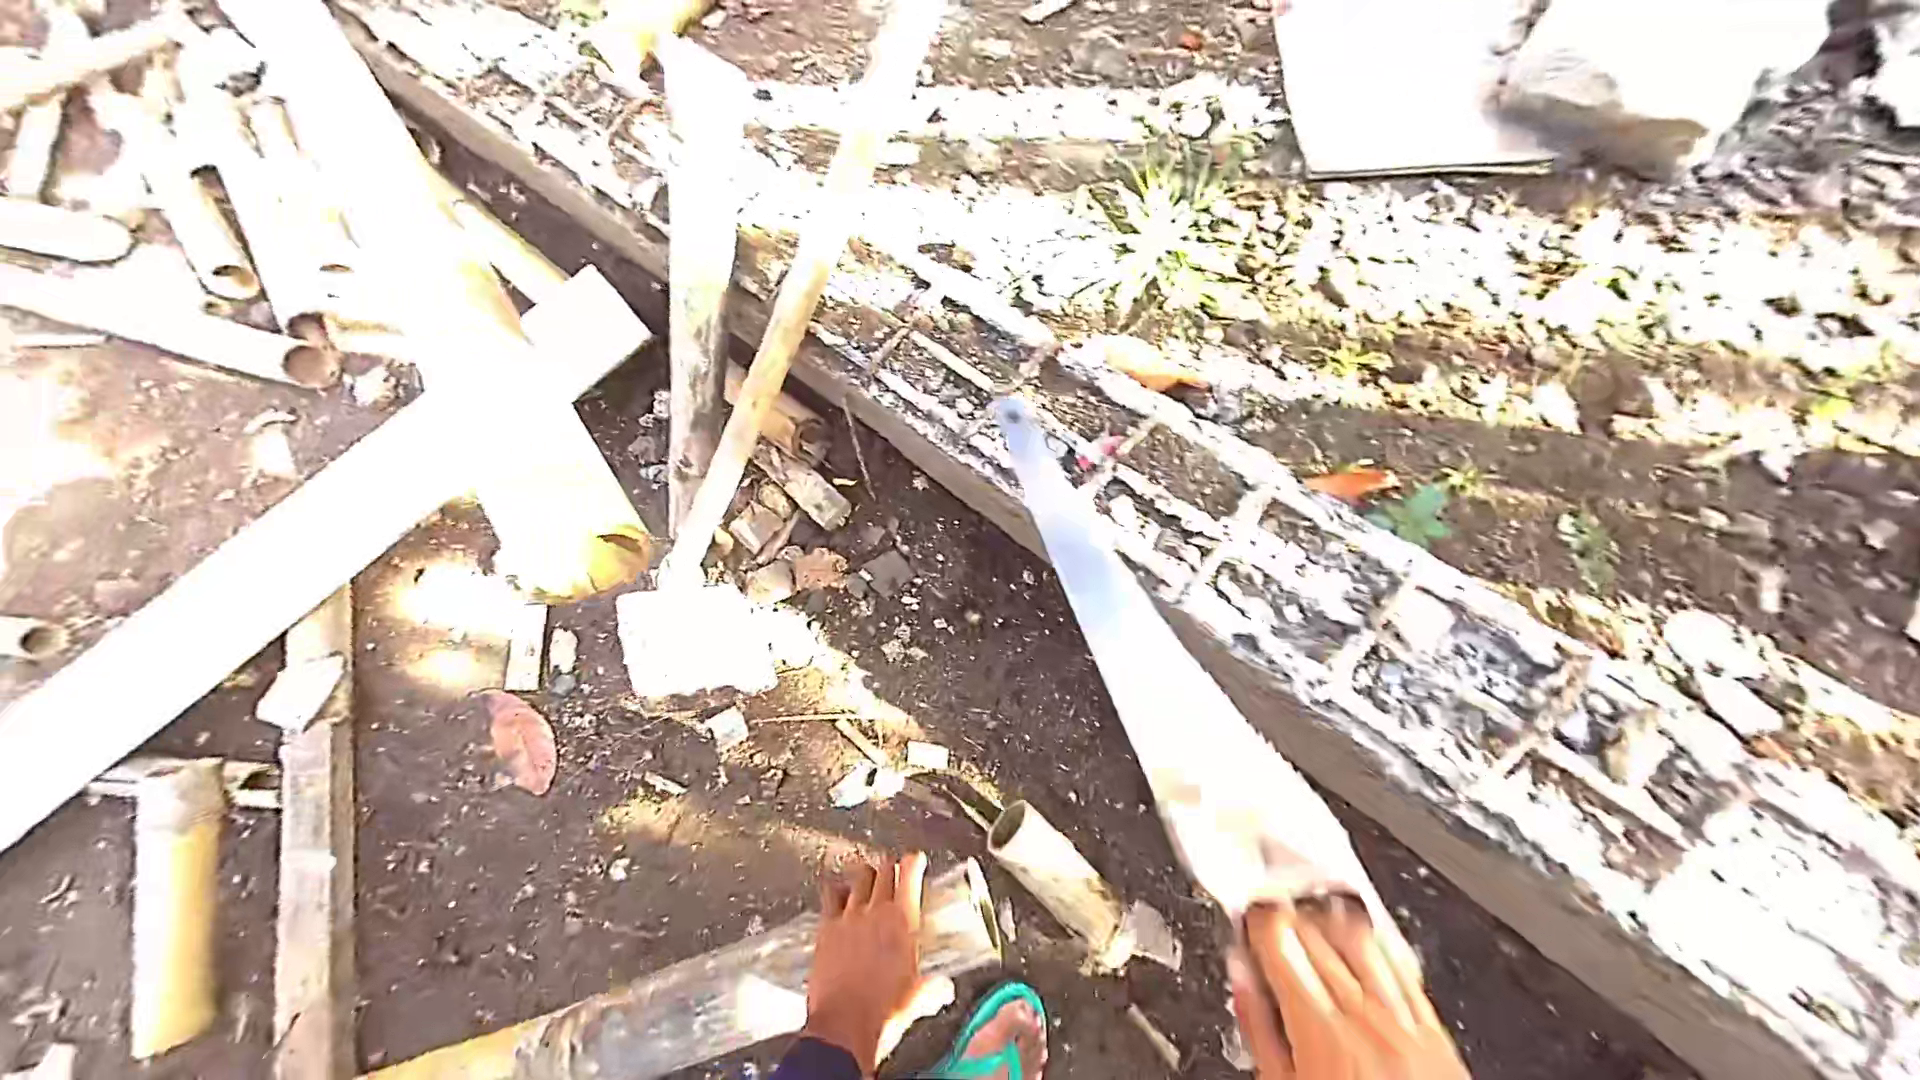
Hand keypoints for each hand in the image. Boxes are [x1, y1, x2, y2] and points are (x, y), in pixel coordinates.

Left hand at [803, 851, 955, 1075]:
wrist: (844, 1028)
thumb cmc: (882, 1013)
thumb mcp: (916, 1000)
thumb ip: (932, 988)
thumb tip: (944, 989)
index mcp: (903, 920)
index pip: (910, 874)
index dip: (914, 861)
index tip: (915, 858)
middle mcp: (877, 910)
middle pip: (884, 869)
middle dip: (890, 866)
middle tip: (893, 868)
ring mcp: (850, 915)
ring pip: (859, 876)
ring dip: (865, 874)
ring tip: (866, 876)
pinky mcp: (827, 927)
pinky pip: (830, 894)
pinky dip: (835, 890)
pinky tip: (836, 892)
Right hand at [1229, 897, 1468, 1079]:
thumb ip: (1258, 1027)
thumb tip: (1241, 975)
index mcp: (1317, 1026)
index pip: (1279, 939)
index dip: (1258, 918)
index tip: (1249, 915)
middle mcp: (1362, 1013)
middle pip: (1315, 933)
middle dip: (1288, 915)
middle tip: (1271, 913)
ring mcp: (1403, 1022)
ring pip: (1358, 941)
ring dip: (1328, 919)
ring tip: (1310, 913)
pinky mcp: (1437, 1035)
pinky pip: (1403, 971)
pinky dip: (1376, 945)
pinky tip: (1362, 937)